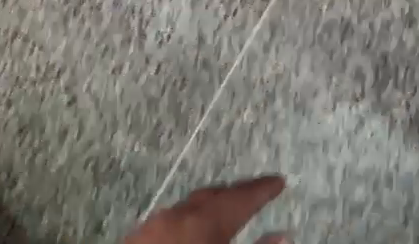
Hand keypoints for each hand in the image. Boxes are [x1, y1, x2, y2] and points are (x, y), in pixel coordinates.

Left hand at [124, 176, 288, 243]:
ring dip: (208, 207)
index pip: (241, 197)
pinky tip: (188, 234)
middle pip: (212, 196)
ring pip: (187, 208)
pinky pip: (169, 221)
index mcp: (205, 221)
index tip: (279, 180)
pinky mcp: (134, 240)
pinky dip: (187, 221)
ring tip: (224, 212)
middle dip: (234, 194)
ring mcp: (151, 227)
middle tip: (254, 193)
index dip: (262, 189)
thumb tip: (284, 234)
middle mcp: (178, 215)